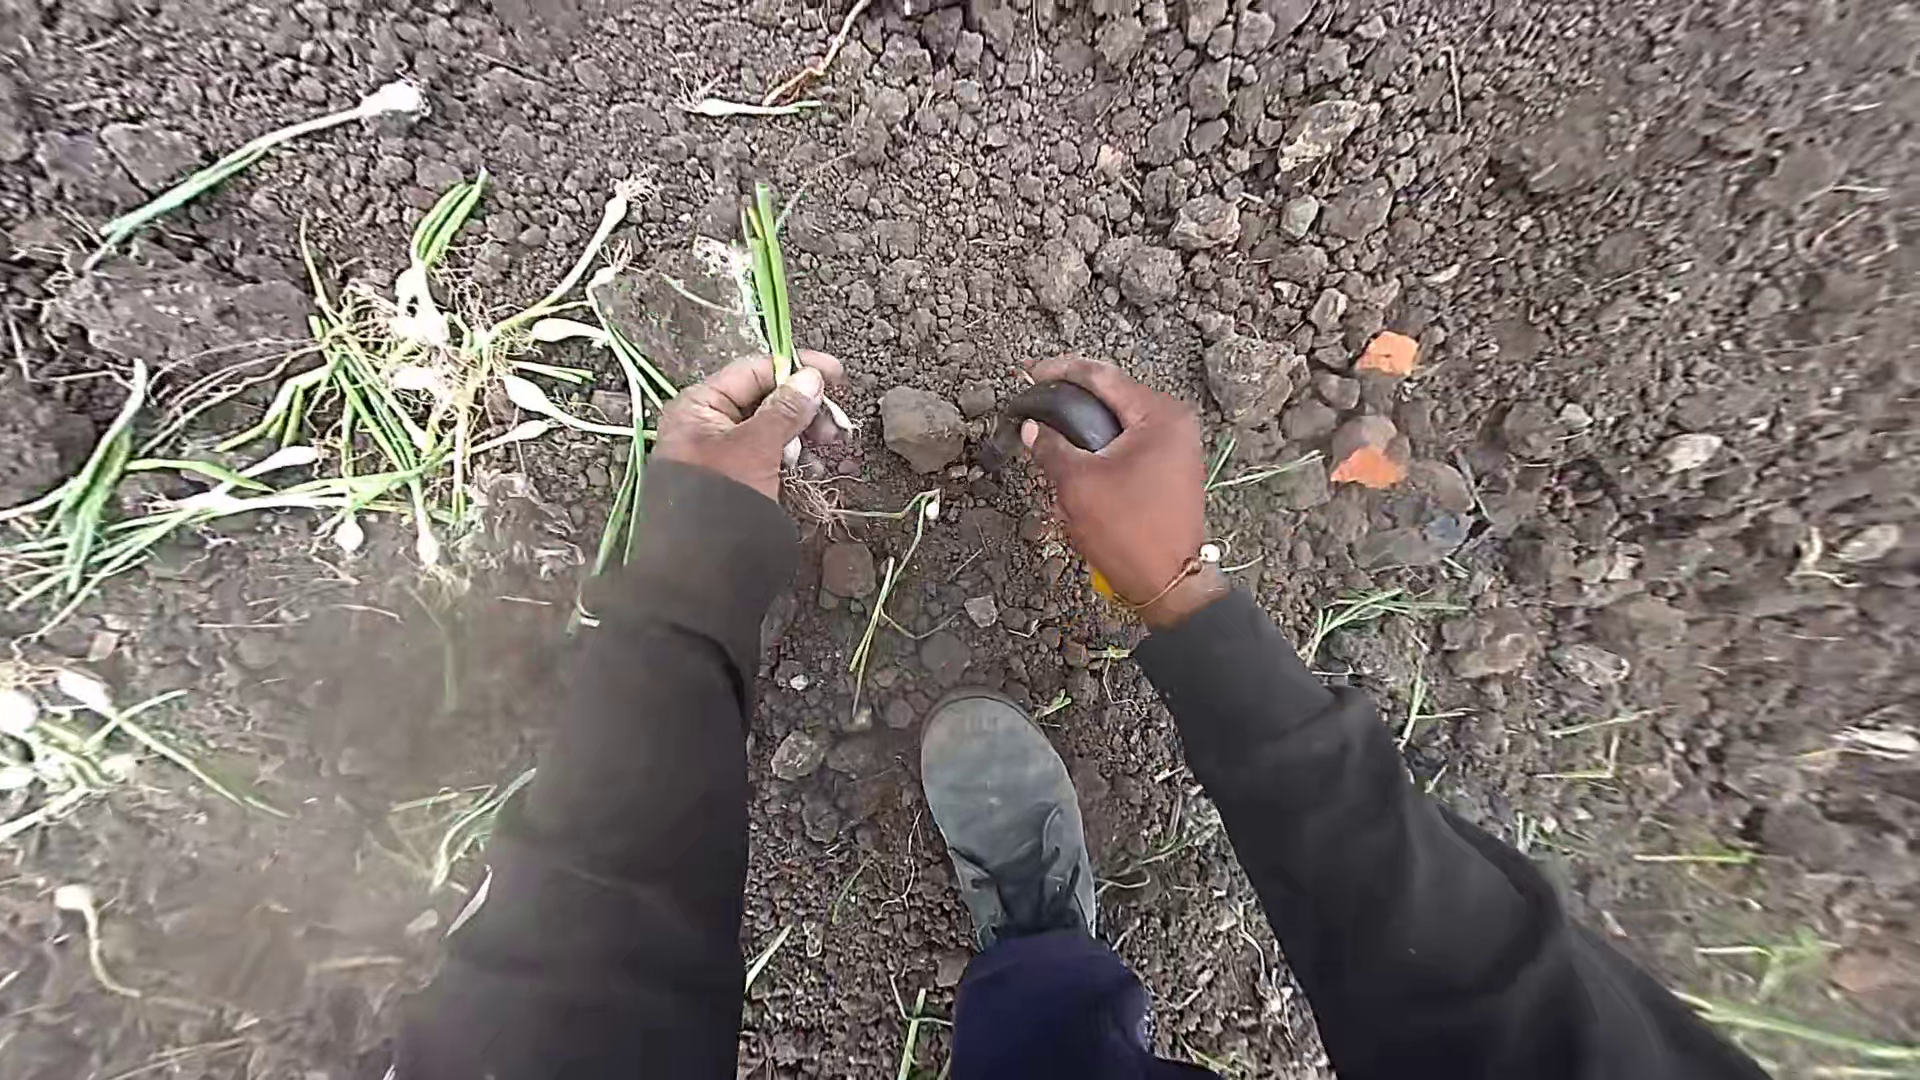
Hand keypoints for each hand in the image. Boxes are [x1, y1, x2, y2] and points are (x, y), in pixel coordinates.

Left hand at [653, 350, 844, 499]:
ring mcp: (730, 452)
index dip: (795, 368)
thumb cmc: (721, 498)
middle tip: (838, 427)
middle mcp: (714, 424)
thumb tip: (810, 377)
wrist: (705, 567)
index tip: (835, 375)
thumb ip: (784, 409)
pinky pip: (776, 456)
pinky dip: (797, 459)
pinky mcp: (746, 477)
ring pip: (777, 429)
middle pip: (769, 400)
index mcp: (703, 406)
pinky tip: (813, 469)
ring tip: (828, 449)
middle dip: (806, 410)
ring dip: (806, 436)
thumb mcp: (754, 446)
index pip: (754, 372)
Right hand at [1022, 355, 1225, 630]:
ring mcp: (1174, 447)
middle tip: (1034, 404)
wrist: (1166, 582)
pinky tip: (1072, 460)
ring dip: (1081, 428)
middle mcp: (1174, 423)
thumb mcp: (1078, 483)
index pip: (1101, 376)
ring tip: (1047, 434)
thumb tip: (1030, 427)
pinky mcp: (1167, 470)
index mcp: (1159, 415)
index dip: (1059, 371)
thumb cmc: (1127, 531)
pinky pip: (1125, 446)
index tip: (1028, 373)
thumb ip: (1050, 447)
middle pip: (1110, 398)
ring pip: (1116, 423)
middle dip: (1069, 402)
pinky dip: (1097, 449)